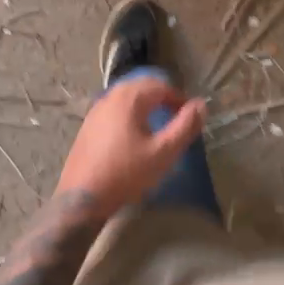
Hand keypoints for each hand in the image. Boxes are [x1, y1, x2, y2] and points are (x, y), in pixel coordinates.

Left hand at [55, 80, 205, 213]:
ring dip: (145, 104)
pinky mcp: (88, 125)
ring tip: (157, 124)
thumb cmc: (126, 173)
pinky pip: (115, 109)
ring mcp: (96, 110)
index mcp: (129, 98)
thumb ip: (185, 126)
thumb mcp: (163, 153)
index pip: (161, 86)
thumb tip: (201, 105)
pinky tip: (133, 134)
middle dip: (162, 97)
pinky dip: (130, 113)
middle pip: (142, 86)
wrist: (82, 198)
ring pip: (127, 97)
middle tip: (176, 116)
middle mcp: (110, 96)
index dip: (179, 99)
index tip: (190, 116)